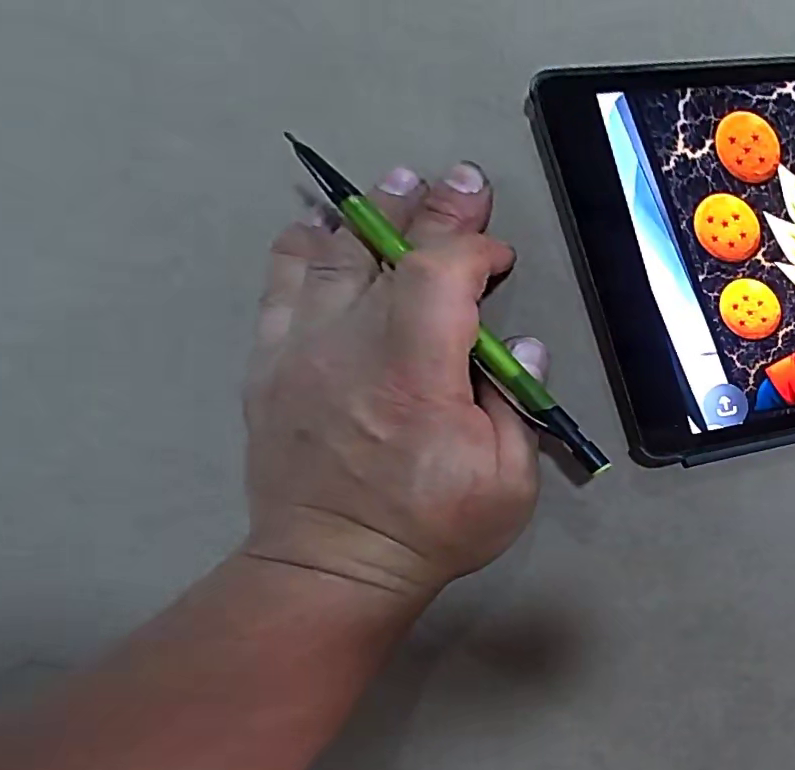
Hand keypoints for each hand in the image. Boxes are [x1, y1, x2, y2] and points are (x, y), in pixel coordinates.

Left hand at [243, 161, 547, 600]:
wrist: (335, 564)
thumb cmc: (436, 527)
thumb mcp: (510, 483)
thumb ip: (517, 407)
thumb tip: (523, 347)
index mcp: (417, 378)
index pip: (442, 277)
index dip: (474, 249)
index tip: (501, 256)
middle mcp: (351, 347)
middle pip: (391, 253)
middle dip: (434, 210)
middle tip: (462, 179)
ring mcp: (301, 350)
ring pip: (332, 255)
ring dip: (373, 213)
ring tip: (401, 183)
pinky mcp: (271, 363)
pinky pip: (282, 284)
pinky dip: (307, 246)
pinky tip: (324, 227)